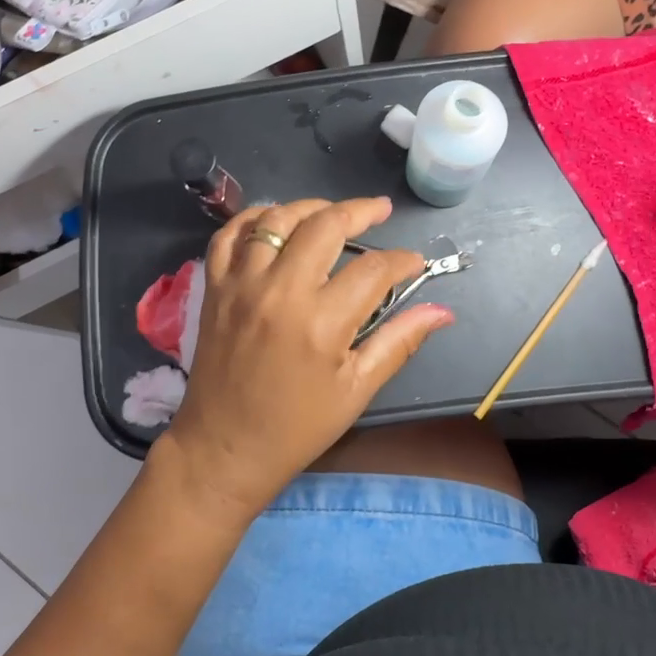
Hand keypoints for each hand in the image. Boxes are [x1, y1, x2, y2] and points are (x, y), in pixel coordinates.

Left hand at [162, 197, 452, 513]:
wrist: (225, 448)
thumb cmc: (297, 426)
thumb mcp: (356, 390)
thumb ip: (399, 342)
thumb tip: (441, 311)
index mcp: (321, 323)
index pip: (373, 269)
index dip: (401, 260)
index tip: (413, 263)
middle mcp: (280, 292)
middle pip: (325, 226)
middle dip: (360, 211)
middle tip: (379, 211)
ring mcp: (241, 285)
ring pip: (276, 220)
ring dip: (310, 207)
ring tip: (333, 212)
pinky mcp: (214, 287)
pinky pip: (229, 235)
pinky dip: (253, 219)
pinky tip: (275, 221)